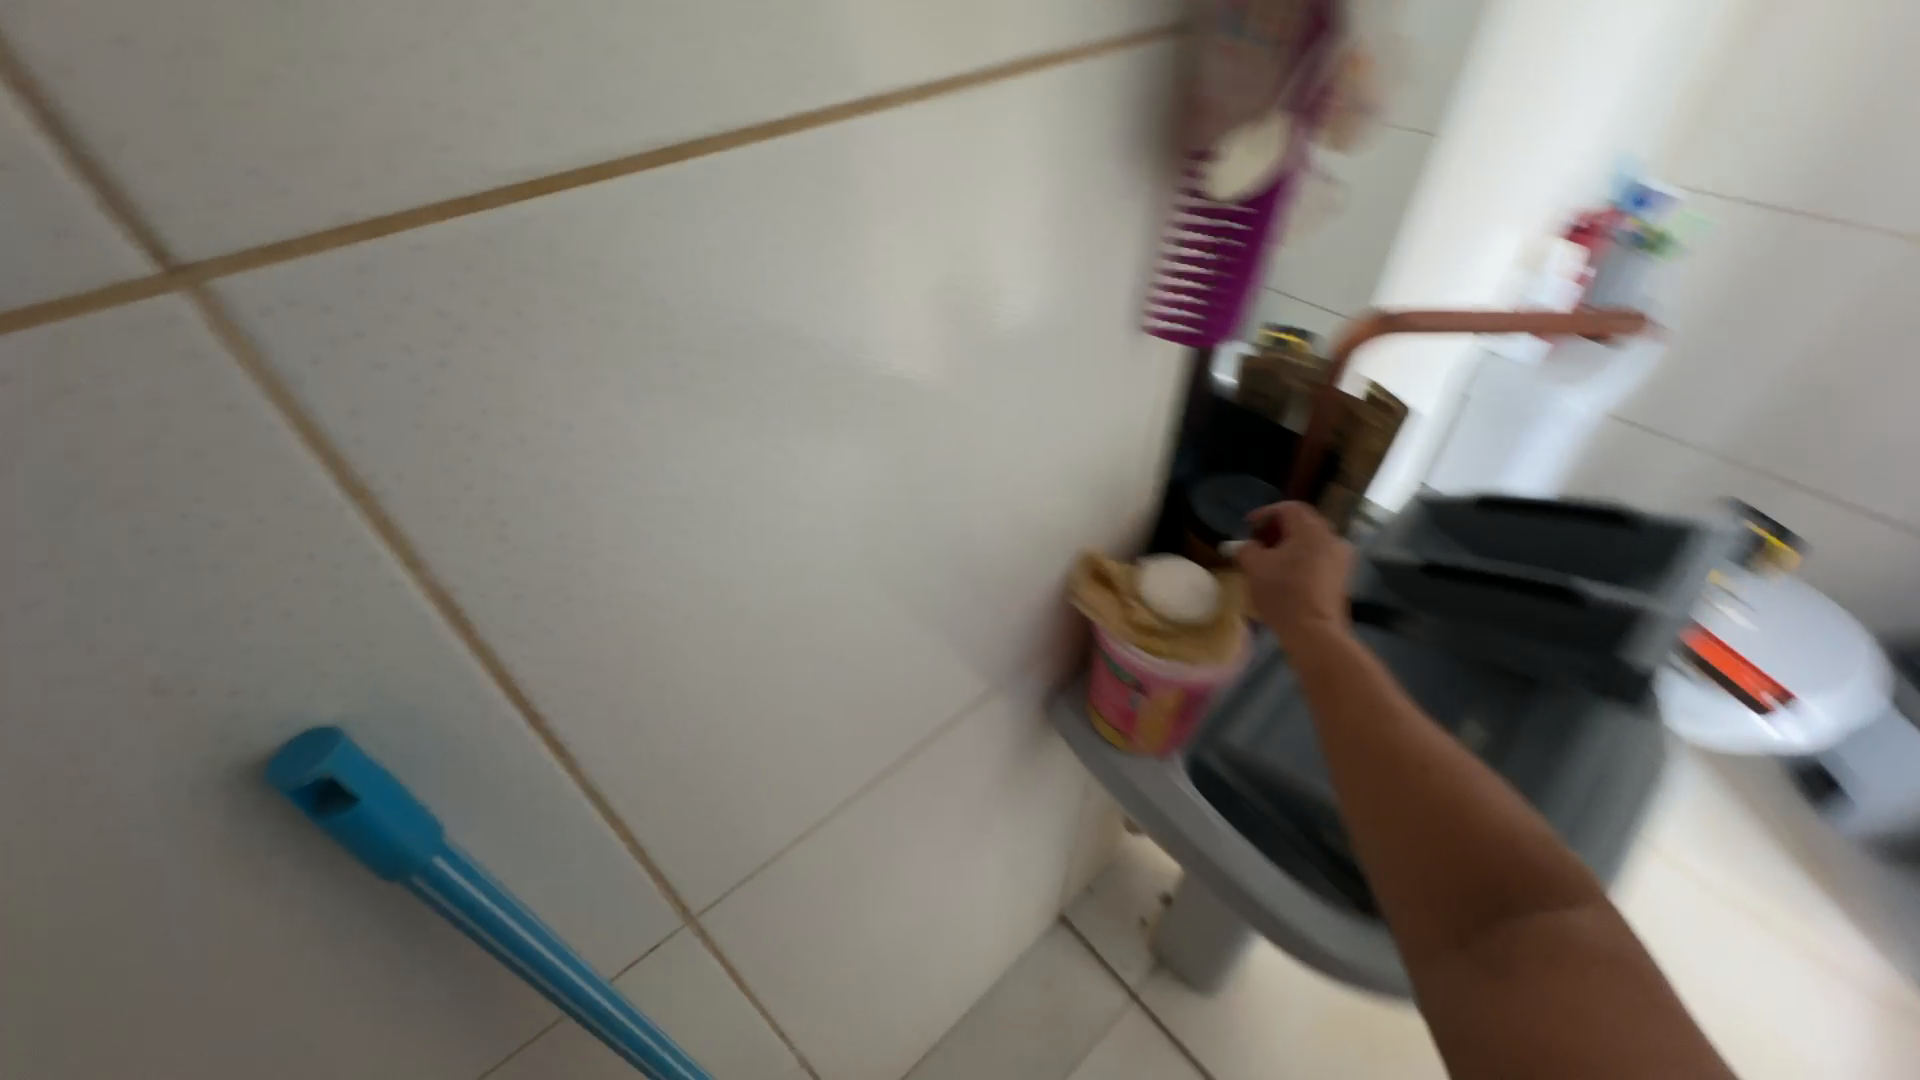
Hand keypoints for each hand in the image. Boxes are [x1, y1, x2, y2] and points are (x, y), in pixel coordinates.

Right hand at [1233, 502, 1354, 649]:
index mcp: (1311, 530)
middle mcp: (1332, 538)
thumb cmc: (1282, 593)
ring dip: (1289, 546)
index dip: (1265, 514)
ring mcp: (1341, 559)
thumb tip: (1247, 546)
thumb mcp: (1254, 567)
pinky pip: (1318, 558)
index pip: (1289, 508)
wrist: (1314, 631)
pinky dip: (1301, 559)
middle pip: (1302, 523)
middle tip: (1257, 542)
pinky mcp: (1342, 578)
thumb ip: (1247, 548)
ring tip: (1269, 560)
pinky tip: (1285, 575)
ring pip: (1311, 542)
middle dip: (1277, 530)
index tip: (1247, 527)